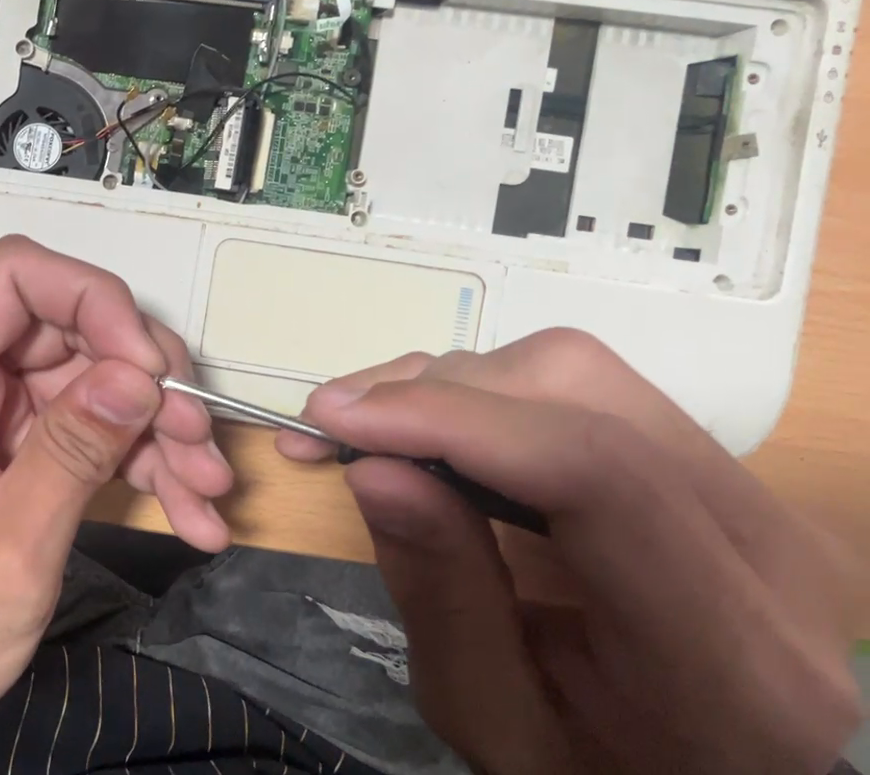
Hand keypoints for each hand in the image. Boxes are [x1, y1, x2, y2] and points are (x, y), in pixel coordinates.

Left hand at [0, 235, 232, 774]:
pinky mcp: (8, 450)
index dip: (92, 299)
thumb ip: (71, 451)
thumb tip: (136, 371)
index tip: (150, 368)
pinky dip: (137, 463)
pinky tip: (188, 515)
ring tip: (208, 490)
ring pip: (87, 381)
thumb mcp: (6, 549)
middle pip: (64, 326)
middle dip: (142, 374)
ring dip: (155, 427)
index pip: (14, 276)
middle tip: (200, 439)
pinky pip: (83, 431)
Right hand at [284, 329, 864, 774]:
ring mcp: (758, 500)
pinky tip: (422, 428)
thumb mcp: (487, 714)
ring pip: (572, 372)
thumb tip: (371, 465)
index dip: (449, 420)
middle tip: (330, 429)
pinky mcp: (720, 472)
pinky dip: (478, 393)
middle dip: (430, 396)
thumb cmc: (585, 766)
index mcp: (732, 653)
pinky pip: (580, 389)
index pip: (595, 472)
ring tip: (367, 430)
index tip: (331, 419)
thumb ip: (439, 596)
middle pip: (578, 395)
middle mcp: (777, 551)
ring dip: (446, 388)